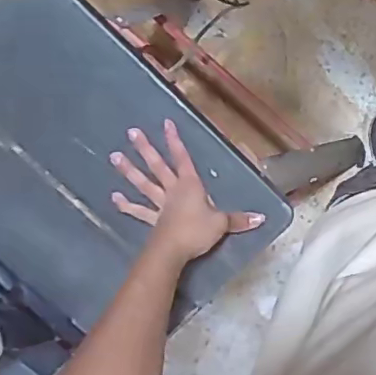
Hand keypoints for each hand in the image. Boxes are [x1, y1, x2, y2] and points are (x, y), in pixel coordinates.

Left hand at [109, 120, 263, 262]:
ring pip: (143, 184)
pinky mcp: (153, 221)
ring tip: (114, 156)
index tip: (166, 123)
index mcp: (190, 186)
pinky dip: (126, 205)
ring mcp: (160, 205)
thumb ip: (238, 219)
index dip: (175, 141)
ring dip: (129, 171)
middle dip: (146, 148)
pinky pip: (139, 211)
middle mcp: (172, 191)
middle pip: (158, 166)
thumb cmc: (197, 232)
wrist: (172, 252)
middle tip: (131, 132)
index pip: (183, 158)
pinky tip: (114, 197)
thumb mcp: (221, 224)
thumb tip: (261, 218)